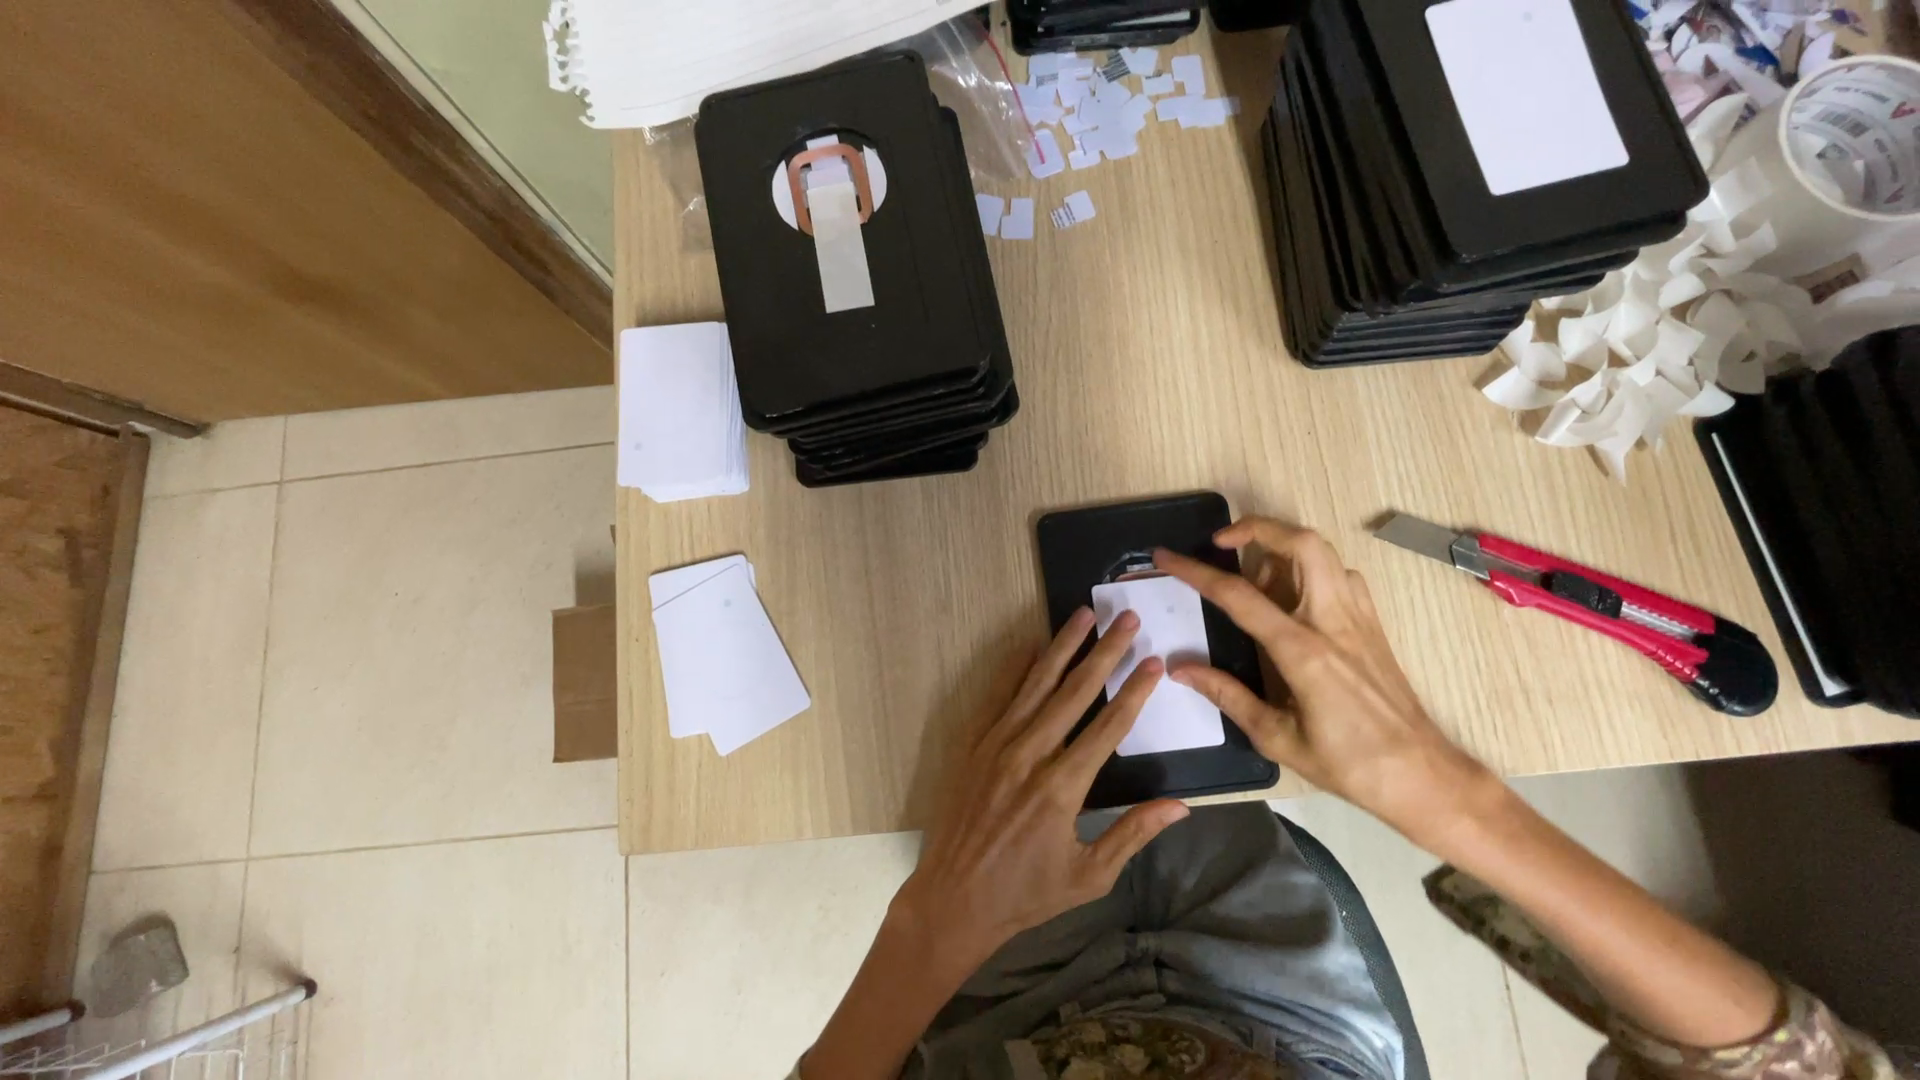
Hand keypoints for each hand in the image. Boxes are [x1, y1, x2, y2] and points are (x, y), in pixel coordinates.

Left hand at [890, 608, 1190, 975]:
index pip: (1108, 727)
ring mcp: (995, 745)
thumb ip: (1133, 834)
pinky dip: (1015, 669)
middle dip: (1103, 652)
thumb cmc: (1026, 894)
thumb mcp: (1089, 876)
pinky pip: (997, 697)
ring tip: (1083, 614)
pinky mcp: (972, 745)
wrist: (954, 899)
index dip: (1133, 691)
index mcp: (1062, 788)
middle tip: (1125, 617)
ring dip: (1061, 647)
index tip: (1153, 661)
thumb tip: (1181, 805)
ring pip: (1034, 684)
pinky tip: (1031, 645)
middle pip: (1073, 692)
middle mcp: (1029, 755)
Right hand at [1152, 517, 1497, 847]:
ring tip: (1252, 567)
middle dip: (1257, 527)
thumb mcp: (1276, 737)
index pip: (1238, 595)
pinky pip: (1340, 576)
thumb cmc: (1346, 763)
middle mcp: (1333, 620)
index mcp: (1302, 650)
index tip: (1165, 556)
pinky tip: (1293, 594)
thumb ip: (1226, 695)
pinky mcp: (1372, 624)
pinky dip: (1311, 568)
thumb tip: (1179, 668)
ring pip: (1324, 553)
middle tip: (1222, 541)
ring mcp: (1358, 617)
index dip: (1195, 571)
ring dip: (1284, 545)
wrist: (1421, 774)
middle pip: (1301, 543)